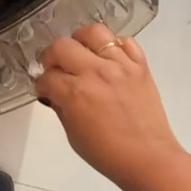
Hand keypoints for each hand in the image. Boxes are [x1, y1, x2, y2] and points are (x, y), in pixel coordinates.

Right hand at [35, 24, 183, 190]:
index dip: (42, 84)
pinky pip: (126, 42)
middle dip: (52, 56)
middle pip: (62, 46)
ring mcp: (121, 66)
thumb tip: (55, 92)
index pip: (47, 76)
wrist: (148, 158)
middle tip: (55, 68)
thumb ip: (61, 108)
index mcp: (75, 94)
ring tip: (81, 53)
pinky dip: (114, 46)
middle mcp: (96, 73)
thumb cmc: (107, 153)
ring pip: (94, 33)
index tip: (44, 89)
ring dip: (81, 40)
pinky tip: (109, 59)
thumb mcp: (73, 135)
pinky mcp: (140, 66)